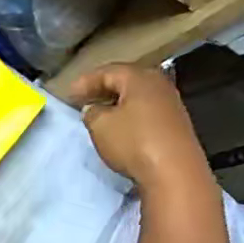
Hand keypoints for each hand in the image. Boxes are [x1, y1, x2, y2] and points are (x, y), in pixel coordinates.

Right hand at [64, 64, 210, 195]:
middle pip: (126, 80)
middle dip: (103, 88)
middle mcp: (158, 85)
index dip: (86, 81)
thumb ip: (92, 112)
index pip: (108, 71)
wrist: (174, 171)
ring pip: (137, 96)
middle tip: (83, 98)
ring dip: (116, 102)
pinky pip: (146, 110)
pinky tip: (119, 125)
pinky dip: (129, 113)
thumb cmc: (133, 141)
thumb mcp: (100, 125)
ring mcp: (170, 104)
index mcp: (140, 79)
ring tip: (99, 112)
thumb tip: (94, 108)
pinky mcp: (174, 123)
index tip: (69, 93)